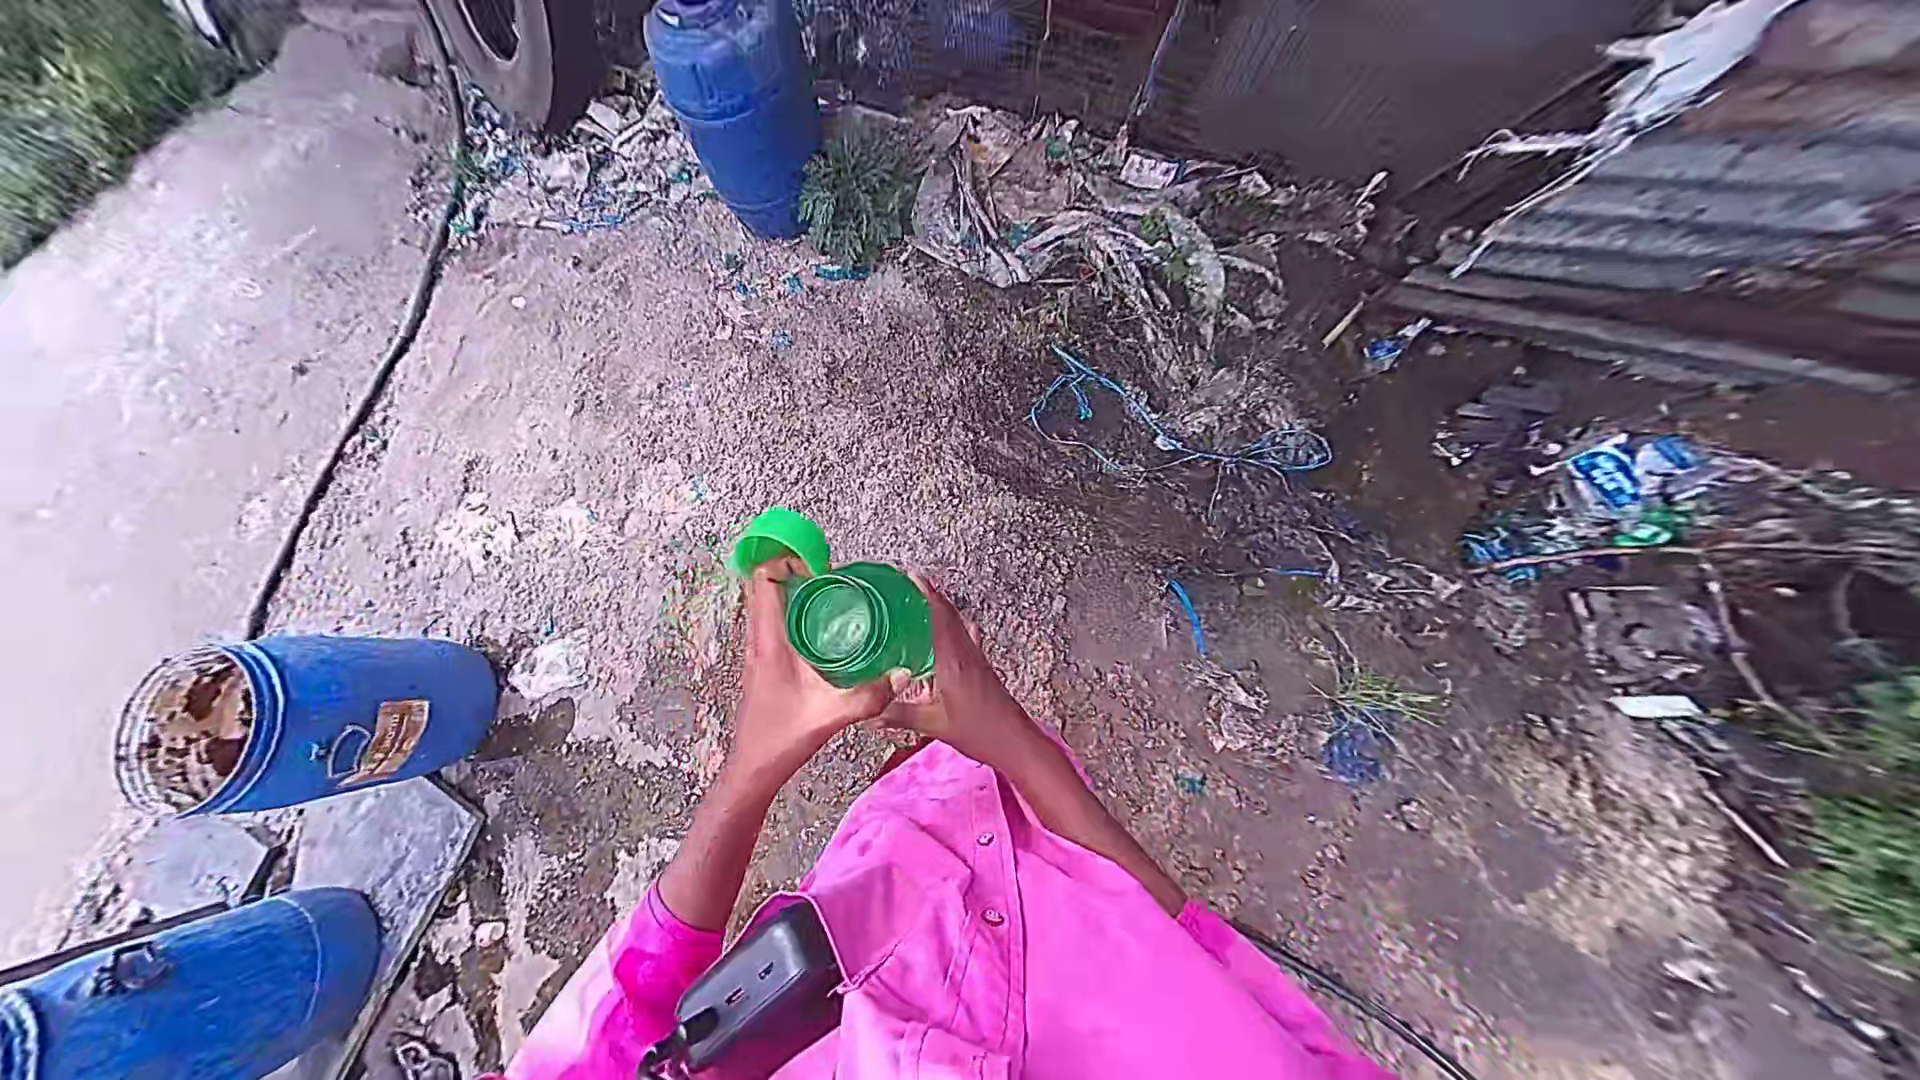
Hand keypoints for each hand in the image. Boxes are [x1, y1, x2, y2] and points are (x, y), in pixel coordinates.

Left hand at [730, 556, 906, 791]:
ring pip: (766, 602)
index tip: (818, 567)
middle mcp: (758, 640)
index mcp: (769, 642)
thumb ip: (870, 696)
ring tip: (827, 592)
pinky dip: (791, 609)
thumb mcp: (831, 715)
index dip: (787, 561)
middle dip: (793, 569)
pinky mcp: (763, 661)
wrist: (754, 767)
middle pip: (764, 585)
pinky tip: (821, 624)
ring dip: (790, 588)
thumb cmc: (782, 739)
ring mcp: (758, 650)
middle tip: (829, 575)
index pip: (763, 580)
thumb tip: (903, 675)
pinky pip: (772, 620)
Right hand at [875, 574, 1041, 770]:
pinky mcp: (982, 669)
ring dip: (942, 610)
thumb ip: (901, 716)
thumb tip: (872, 713)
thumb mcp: (934, 725)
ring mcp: (977, 660)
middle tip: (911, 584)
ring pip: (958, 625)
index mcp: (954, 660)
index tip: (912, 576)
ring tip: (923, 604)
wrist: (1015, 742)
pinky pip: (964, 639)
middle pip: (950, 615)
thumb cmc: (981, 732)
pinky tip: (948, 635)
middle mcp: (967, 654)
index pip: (940, 616)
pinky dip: (953, 629)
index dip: (926, 593)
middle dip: (931, 596)